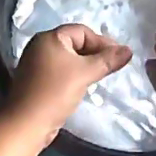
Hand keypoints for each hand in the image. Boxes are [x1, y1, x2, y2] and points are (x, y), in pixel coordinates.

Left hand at [5, 24, 131, 137]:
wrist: (26, 124)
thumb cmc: (55, 92)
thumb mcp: (84, 73)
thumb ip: (107, 60)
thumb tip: (129, 50)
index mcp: (49, 38)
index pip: (82, 31)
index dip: (102, 42)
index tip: (119, 56)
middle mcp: (40, 46)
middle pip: (75, 43)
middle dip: (96, 53)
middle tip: (114, 66)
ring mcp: (37, 63)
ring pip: (68, 58)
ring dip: (86, 65)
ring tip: (103, 75)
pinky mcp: (37, 80)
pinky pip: (61, 70)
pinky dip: (75, 74)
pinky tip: (85, 85)